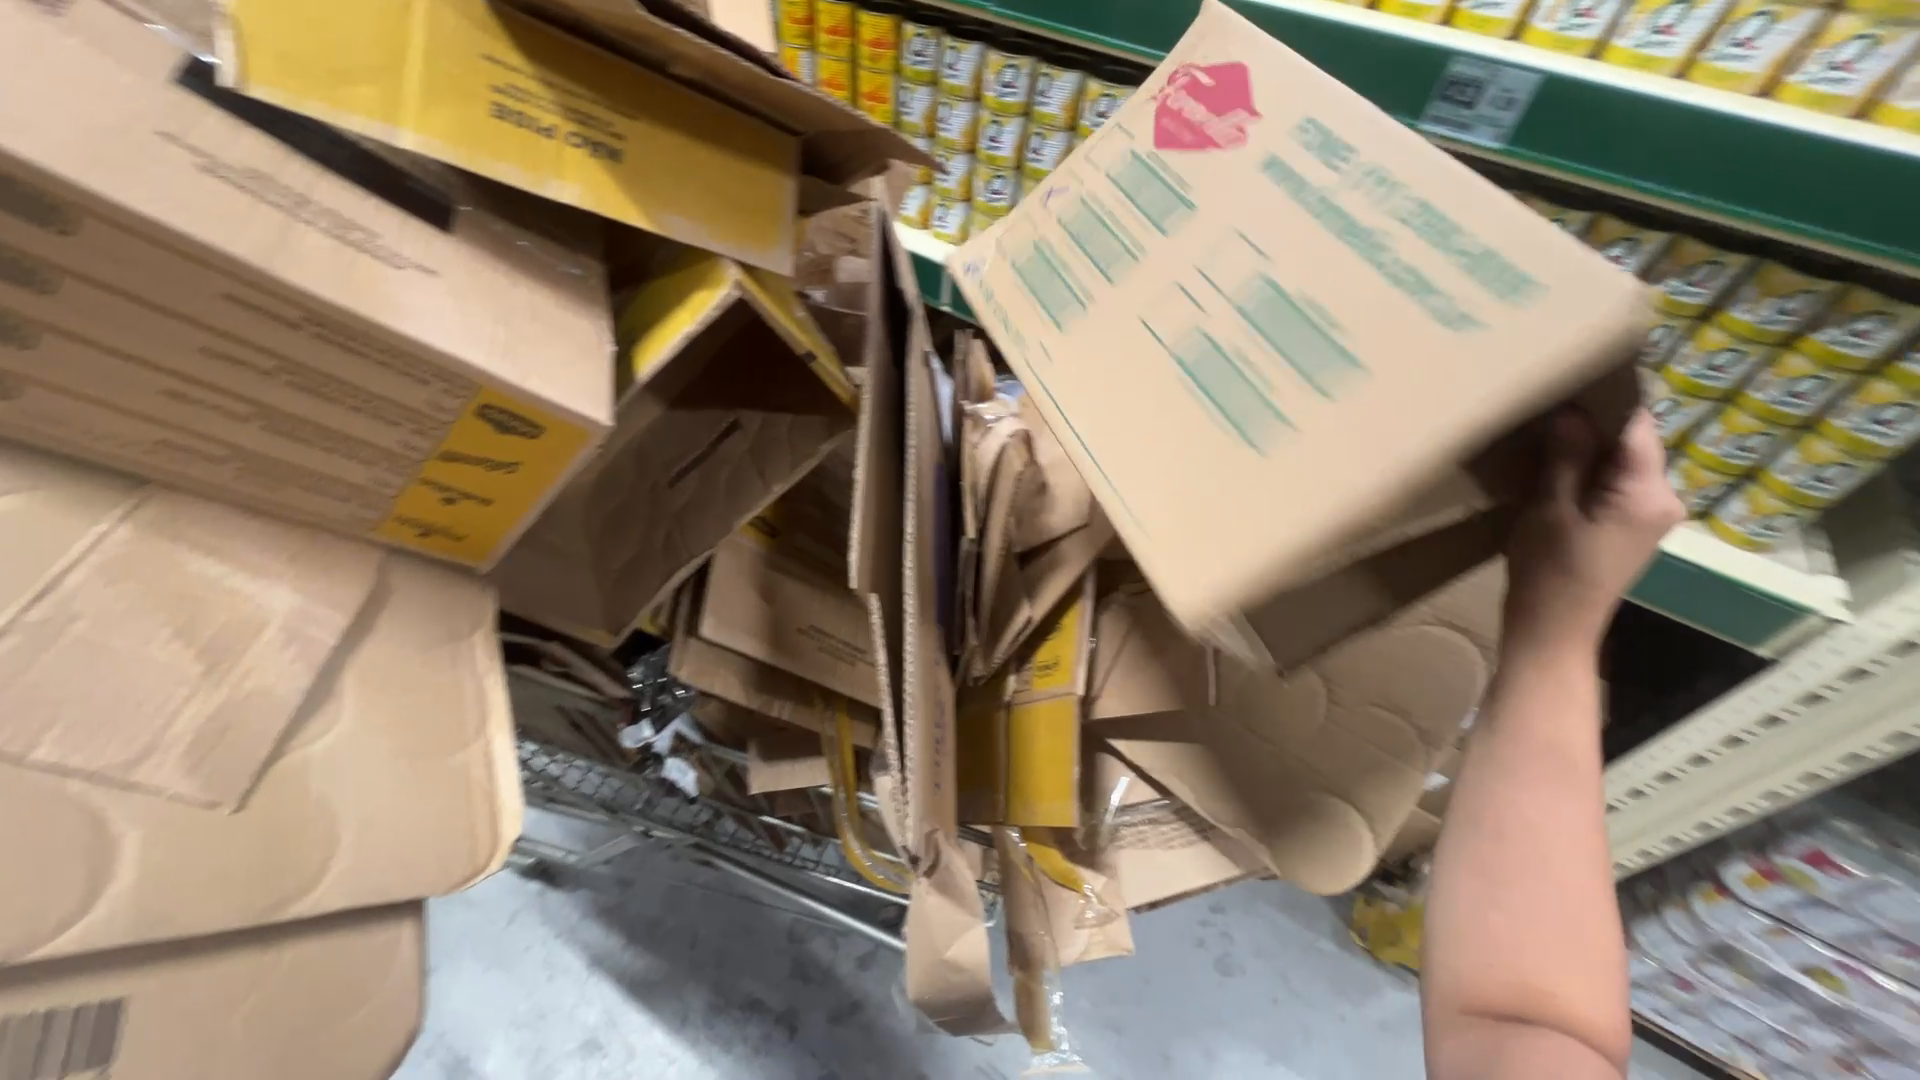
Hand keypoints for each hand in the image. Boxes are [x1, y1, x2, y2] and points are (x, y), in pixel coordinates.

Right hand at [1503, 408, 1684, 658]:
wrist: (1554, 630)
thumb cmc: (1549, 573)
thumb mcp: (1550, 511)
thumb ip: (1566, 460)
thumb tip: (1571, 412)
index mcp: (1648, 492)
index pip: (1636, 427)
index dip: (1603, 404)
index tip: (1564, 388)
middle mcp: (1662, 498)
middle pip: (1632, 444)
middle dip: (1591, 428)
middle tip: (1544, 414)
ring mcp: (1650, 515)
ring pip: (1621, 464)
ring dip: (1586, 452)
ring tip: (1544, 441)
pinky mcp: (1632, 528)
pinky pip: (1615, 484)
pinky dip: (1588, 474)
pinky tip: (1554, 474)